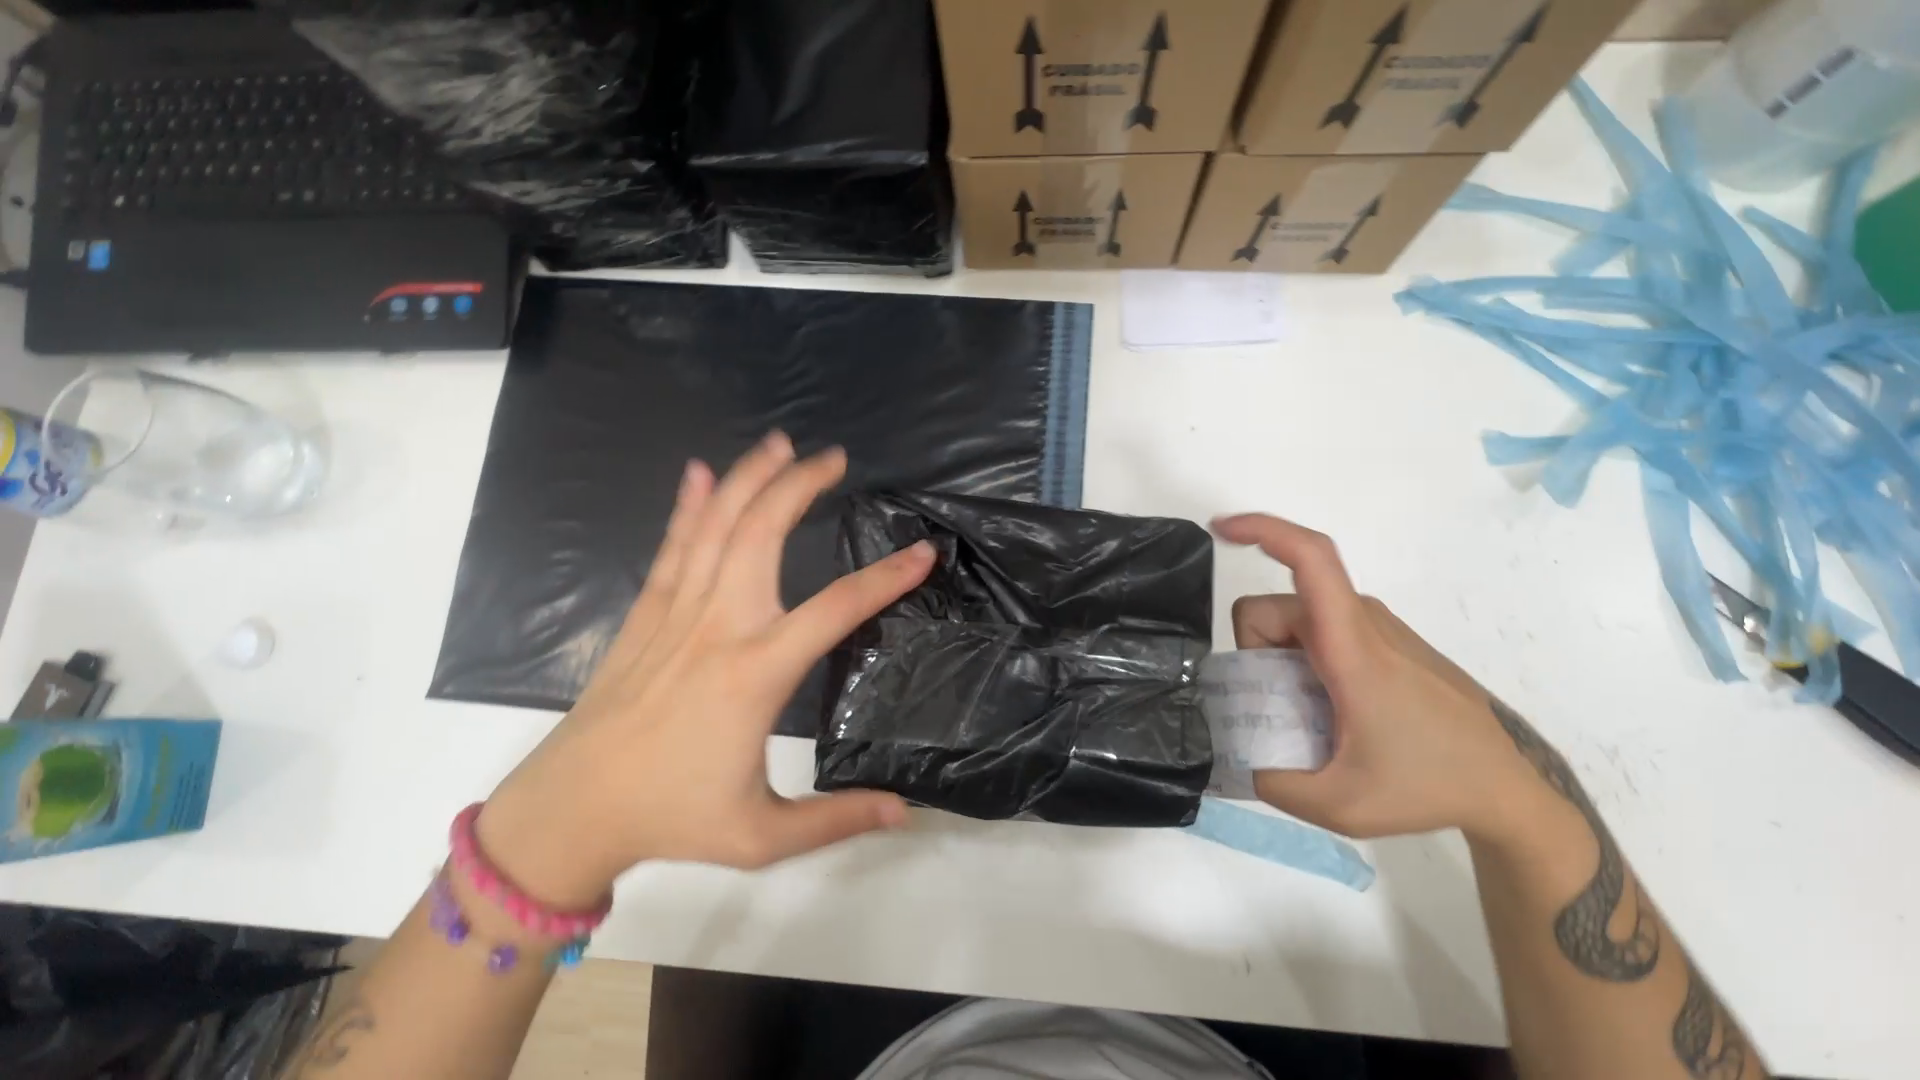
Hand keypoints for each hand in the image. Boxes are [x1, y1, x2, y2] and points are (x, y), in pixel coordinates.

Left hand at [475, 433, 935, 907]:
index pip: (836, 610)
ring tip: (780, 443)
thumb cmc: (672, 818)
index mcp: (756, 674)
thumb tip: (906, 810)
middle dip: (799, 487)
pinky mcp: (644, 617)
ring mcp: (675, 615)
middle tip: (835, 457)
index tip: (922, 553)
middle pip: (762, 535)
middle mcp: (718, 628)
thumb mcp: (762, 836)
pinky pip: (671, 549)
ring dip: (748, 479)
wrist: (571, 810)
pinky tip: (699, 473)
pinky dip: (686, 506)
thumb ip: (837, 818)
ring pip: (715, 528)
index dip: (886, 578)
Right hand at [1214, 513, 1546, 843]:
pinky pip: (1320, 634)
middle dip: (1254, 655)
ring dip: (1279, 663)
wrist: (1505, 785)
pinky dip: (1303, 665)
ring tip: (1312, 719)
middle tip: (1278, 713)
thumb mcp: (1338, 806)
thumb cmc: (1426, 787)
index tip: (1222, 531)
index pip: (1312, 560)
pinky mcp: (1387, 643)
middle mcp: (1364, 623)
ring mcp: (1379, 630)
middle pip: (1274, 610)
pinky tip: (1332, 712)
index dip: (1263, 530)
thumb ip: (1270, 781)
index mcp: (1352, 648)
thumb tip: (1234, 757)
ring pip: (1294, 623)